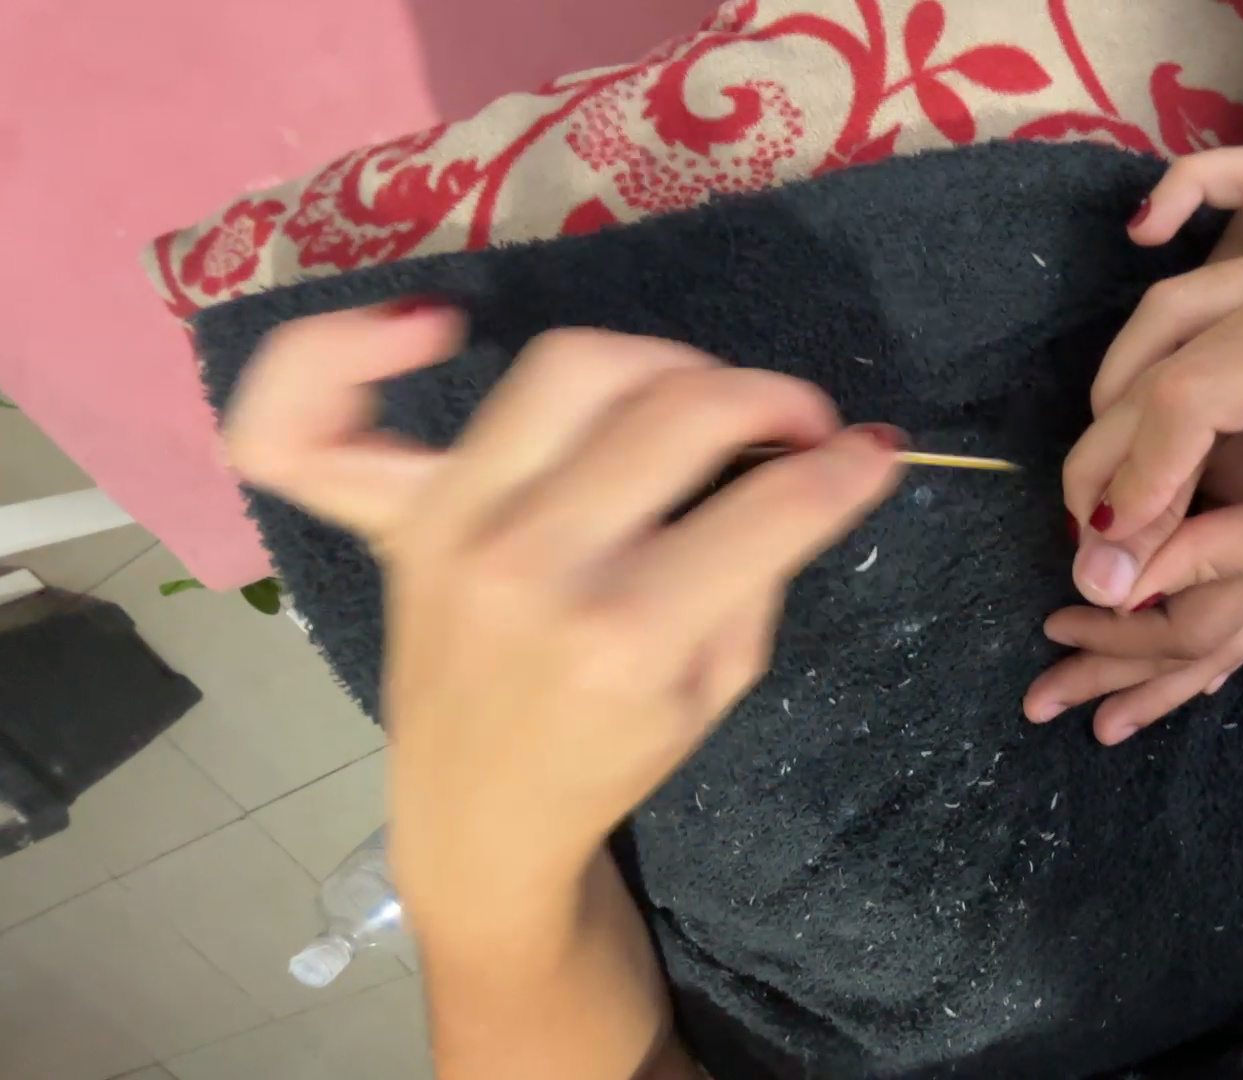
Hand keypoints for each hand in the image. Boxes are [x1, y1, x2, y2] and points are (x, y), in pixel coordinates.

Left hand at [224, 306, 901, 926]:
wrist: (486, 814)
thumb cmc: (620, 755)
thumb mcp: (727, 682)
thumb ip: (762, 564)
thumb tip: (800, 464)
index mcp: (633, 633)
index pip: (776, 508)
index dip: (849, 467)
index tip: (878, 451)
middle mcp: (536, 563)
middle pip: (682, 410)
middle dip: (775, 398)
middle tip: (805, 421)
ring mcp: (453, 527)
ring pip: (575, 368)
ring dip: (670, 361)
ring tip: (702, 395)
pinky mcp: (397, 519)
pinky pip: (317, 417)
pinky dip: (351, 346)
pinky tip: (438, 328)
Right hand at [1062, 225, 1242, 609]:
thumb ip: (1220, 555)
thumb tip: (1113, 583)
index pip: (1194, 398)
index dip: (1134, 473)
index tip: (1108, 545)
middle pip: (1170, 358)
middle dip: (1113, 450)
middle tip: (1091, 523)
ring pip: (1174, 306)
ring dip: (1121, 381)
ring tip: (1108, 456)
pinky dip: (1191, 190)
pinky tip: (1141, 228)